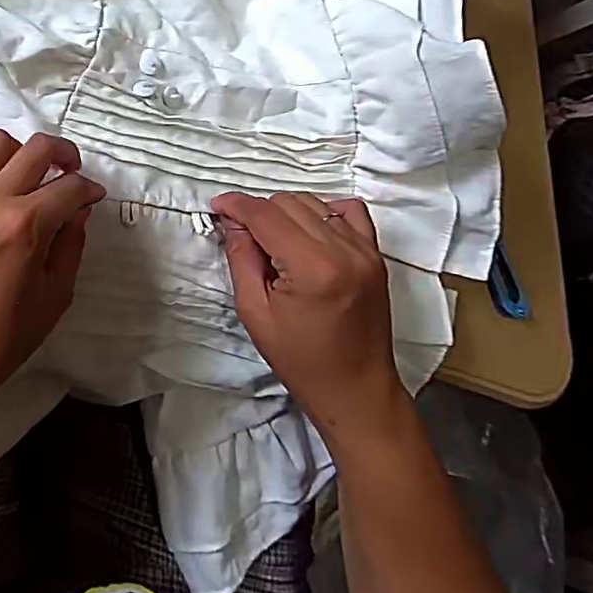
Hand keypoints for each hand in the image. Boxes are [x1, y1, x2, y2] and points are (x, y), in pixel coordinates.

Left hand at [0, 130, 105, 419]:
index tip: (94, 198)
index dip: (90, 189)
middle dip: (64, 153)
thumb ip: (70, 245)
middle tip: (71, 172)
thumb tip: (77, 210)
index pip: (70, 186)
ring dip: (18, 152)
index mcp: (26, 225)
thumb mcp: (55, 296)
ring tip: (27, 175)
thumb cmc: (3, 336)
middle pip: (36, 148)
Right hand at [212, 191, 409, 446]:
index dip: (235, 204)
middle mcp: (343, 251)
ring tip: (272, 238)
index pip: (265, 214)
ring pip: (313, 202)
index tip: (217, 206)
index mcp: (312, 267)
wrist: (356, 390)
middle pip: (287, 202)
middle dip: (257, 211)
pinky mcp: (375, 256)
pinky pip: (348, 211)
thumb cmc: (300, 359)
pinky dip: (322, 210)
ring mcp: (365, 251)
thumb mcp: (254, 310)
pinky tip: (306, 230)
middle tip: (242, 234)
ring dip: (285, 211)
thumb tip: (233, 221)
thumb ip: (241, 257)